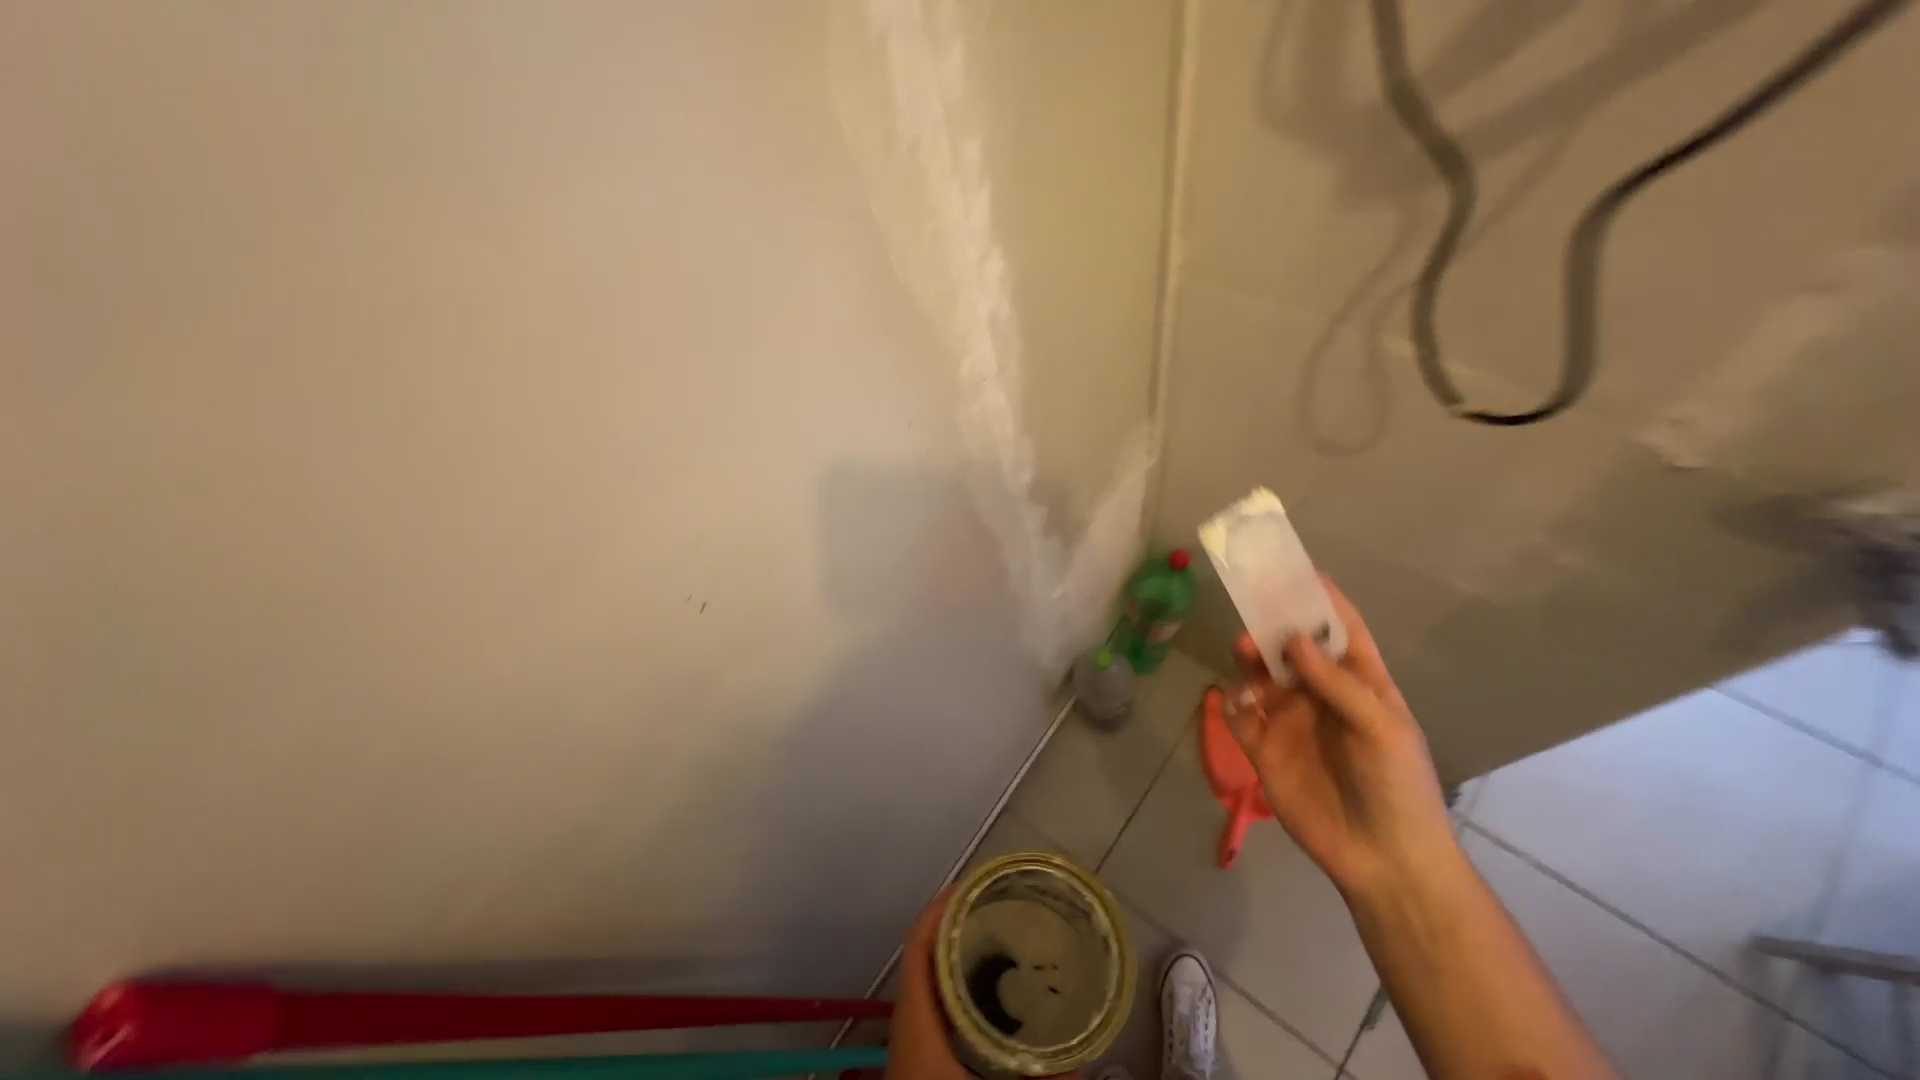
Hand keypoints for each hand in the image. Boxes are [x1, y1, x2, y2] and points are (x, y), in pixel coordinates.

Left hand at [885, 892, 1082, 1079]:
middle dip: (955, 927)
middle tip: (999, 909)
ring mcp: (910, 1043)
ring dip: (955, 957)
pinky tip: (988, 999)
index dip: (940, 911)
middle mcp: (908, 1025)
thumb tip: (1083, 1063)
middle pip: (923, 958)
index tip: (972, 885)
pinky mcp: (919, 1059)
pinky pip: (933, 1008)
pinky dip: (955, 990)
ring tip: (998, 940)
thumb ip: (1043, 1079)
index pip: (919, 948)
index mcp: (917, 1023)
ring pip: (927, 984)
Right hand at [1222, 577, 1456, 896]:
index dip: (1319, 598)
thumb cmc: (1397, 784)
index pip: (1339, 629)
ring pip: (1261, 675)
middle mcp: (1321, 694)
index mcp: (1360, 682)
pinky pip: (1239, 716)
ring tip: (1245, 651)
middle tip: (1252, 604)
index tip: (1293, 569)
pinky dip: (1231, 702)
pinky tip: (1232, 698)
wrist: (1381, 857)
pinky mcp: (1263, 750)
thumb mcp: (1379, 726)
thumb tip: (1292, 639)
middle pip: (1291, 646)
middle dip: (1273, 624)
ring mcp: (1290, 721)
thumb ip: (1335, 682)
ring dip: (1252, 659)